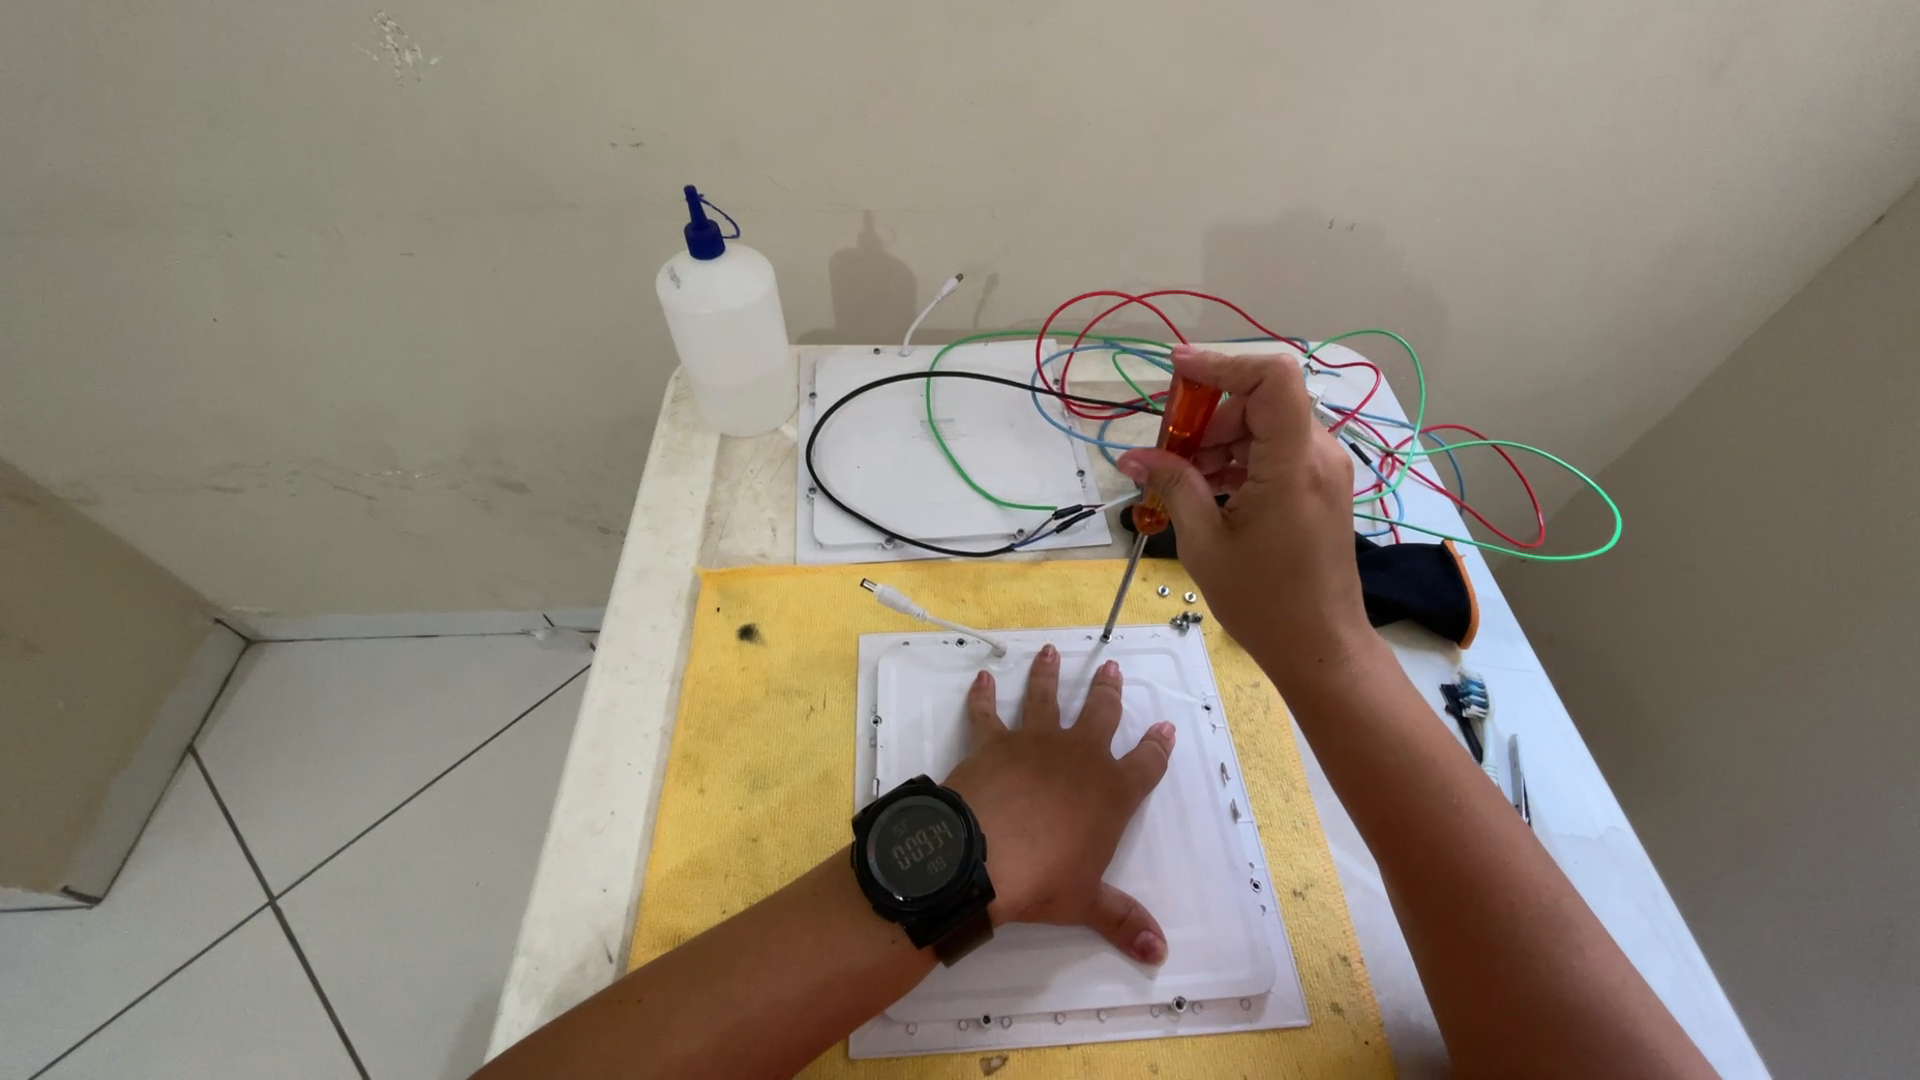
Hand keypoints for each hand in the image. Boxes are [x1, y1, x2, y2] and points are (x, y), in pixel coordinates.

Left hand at [942, 645, 1175, 964]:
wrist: (983, 856)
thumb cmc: (1043, 879)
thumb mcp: (1087, 904)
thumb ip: (1122, 920)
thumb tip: (1159, 952)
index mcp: (1110, 792)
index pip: (1146, 764)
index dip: (1157, 746)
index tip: (1166, 726)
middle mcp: (1078, 756)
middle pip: (1100, 714)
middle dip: (1108, 691)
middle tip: (1112, 669)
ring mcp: (1034, 742)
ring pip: (1045, 698)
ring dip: (1048, 674)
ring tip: (1051, 651)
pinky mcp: (993, 741)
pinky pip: (987, 712)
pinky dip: (982, 695)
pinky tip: (981, 677)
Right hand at [1115, 345, 1372, 680]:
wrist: (1320, 646)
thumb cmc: (1261, 601)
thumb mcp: (1203, 542)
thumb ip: (1173, 485)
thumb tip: (1132, 456)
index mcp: (1293, 465)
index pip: (1272, 378)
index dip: (1222, 362)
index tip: (1175, 372)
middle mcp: (1319, 455)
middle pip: (1260, 401)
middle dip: (1206, 416)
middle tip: (1166, 452)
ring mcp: (1324, 470)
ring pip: (1264, 425)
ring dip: (1218, 440)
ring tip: (1182, 480)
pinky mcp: (1319, 486)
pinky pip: (1275, 451)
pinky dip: (1238, 459)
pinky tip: (1209, 491)